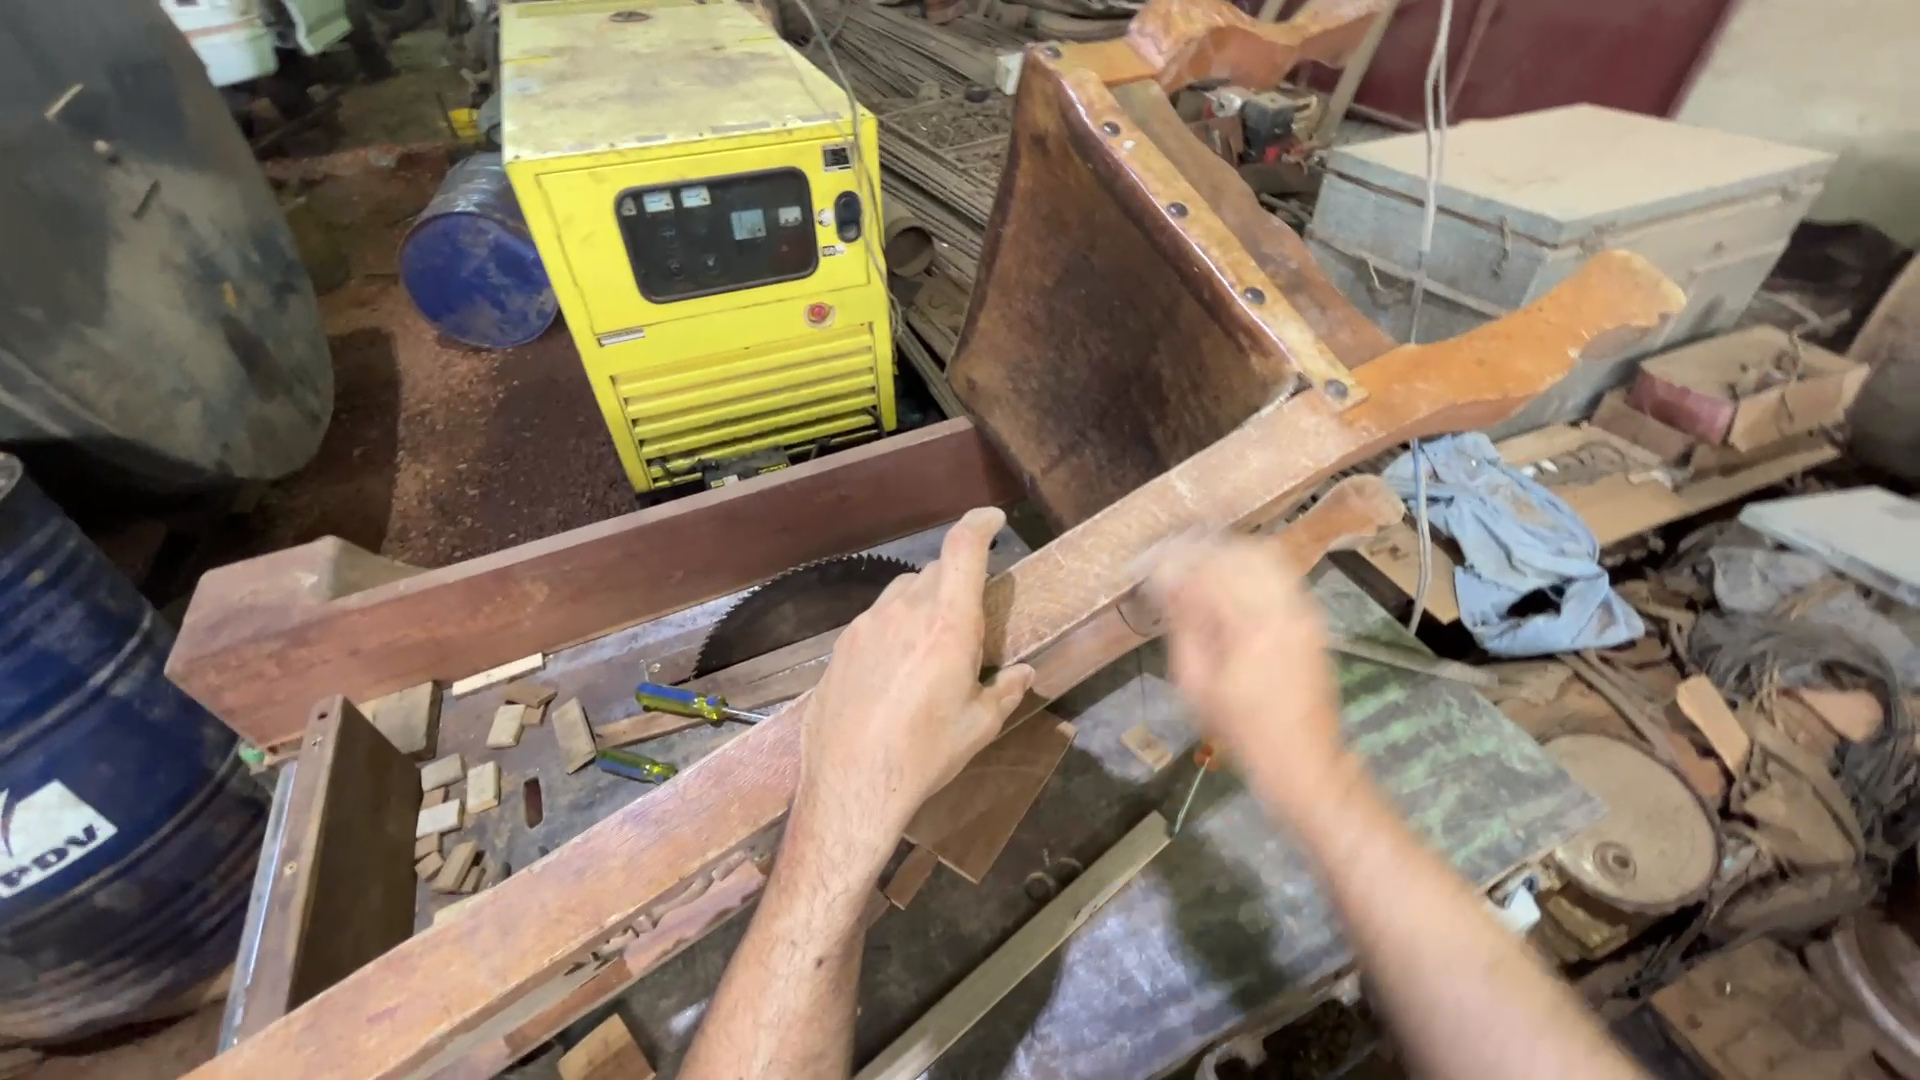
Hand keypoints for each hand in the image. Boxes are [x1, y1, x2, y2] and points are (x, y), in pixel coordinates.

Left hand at [793, 508, 1034, 863]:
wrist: (850, 785)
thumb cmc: (925, 754)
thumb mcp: (978, 726)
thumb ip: (1006, 690)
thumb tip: (1024, 672)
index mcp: (947, 623)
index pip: (963, 548)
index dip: (980, 524)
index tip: (994, 520)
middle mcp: (904, 610)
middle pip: (935, 571)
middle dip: (957, 582)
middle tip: (968, 620)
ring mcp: (866, 625)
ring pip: (902, 594)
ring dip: (923, 605)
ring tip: (930, 649)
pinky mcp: (841, 645)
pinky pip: (876, 620)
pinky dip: (894, 629)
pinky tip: (895, 671)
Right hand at [1149, 537, 1359, 823]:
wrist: (1304, 760)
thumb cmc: (1242, 731)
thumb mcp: (1197, 685)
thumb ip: (1184, 627)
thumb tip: (1167, 585)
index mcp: (1252, 626)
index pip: (1207, 571)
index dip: (1173, 563)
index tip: (1148, 568)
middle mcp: (1283, 608)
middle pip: (1237, 553)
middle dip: (1198, 552)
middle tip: (1169, 563)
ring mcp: (1303, 610)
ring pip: (1262, 556)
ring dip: (1224, 555)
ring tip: (1195, 568)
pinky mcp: (1311, 618)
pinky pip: (1278, 574)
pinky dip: (1248, 568)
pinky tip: (1225, 583)